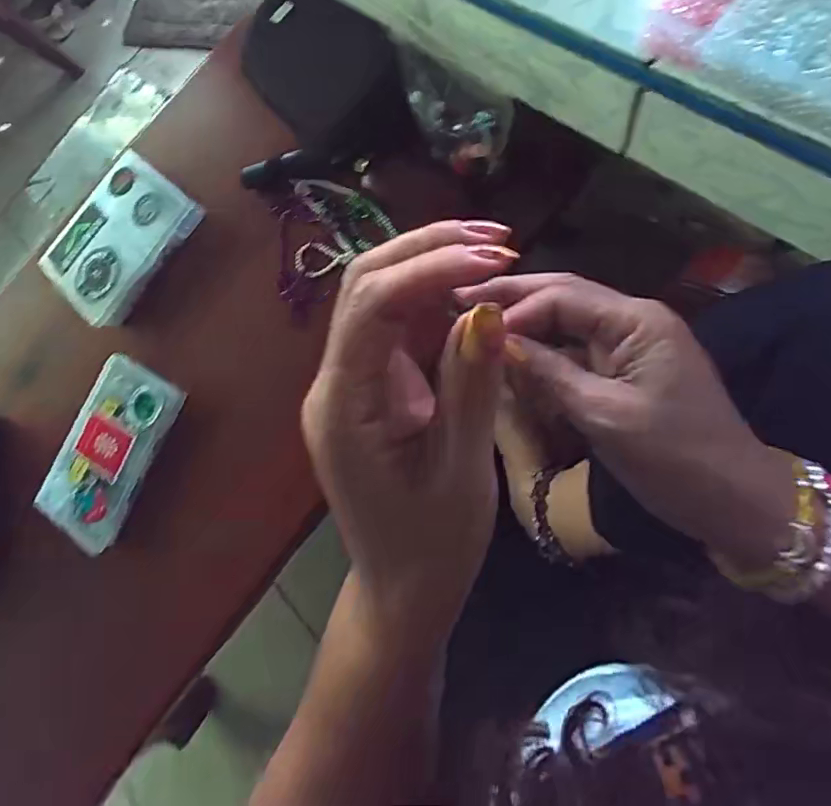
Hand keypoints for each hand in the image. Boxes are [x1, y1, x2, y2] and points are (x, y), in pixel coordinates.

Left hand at [300, 221, 516, 642]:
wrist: (401, 591)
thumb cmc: (432, 547)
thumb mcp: (460, 472)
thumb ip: (470, 388)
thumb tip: (484, 308)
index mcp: (343, 404)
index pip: (370, 307)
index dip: (428, 270)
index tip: (492, 259)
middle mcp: (335, 380)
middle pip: (365, 286)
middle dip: (425, 249)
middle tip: (495, 238)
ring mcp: (349, 379)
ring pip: (377, 295)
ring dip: (429, 263)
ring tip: (492, 248)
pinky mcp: (370, 384)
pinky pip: (395, 324)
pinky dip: (433, 297)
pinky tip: (472, 283)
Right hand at [456, 273, 791, 564]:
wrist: (740, 504)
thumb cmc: (677, 460)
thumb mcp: (605, 416)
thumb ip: (548, 373)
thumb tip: (494, 339)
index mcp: (636, 320)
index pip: (559, 296)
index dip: (511, 308)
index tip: (467, 325)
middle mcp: (632, 319)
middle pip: (561, 296)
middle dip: (511, 300)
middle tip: (456, 302)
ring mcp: (630, 344)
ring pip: (564, 322)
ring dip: (523, 324)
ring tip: (474, 326)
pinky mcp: (625, 369)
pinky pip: (574, 350)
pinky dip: (541, 353)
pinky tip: (509, 357)